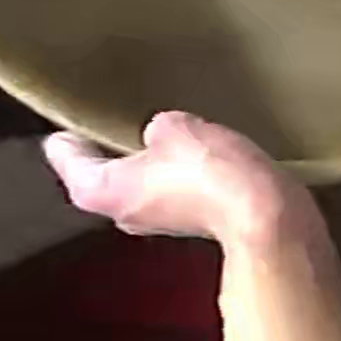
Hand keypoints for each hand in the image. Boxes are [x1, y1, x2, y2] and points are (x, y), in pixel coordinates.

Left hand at [42, 111, 315, 248]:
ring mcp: (168, 225)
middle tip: (166, 129)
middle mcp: (123, 214)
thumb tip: (168, 137)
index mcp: (95, 189)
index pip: (65, 149)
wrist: (275, 218)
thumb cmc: (217, 177)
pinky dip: (210, 181)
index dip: (86, 124)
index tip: (110, 113)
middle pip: (117, 169)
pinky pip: (198, 194)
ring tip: (207, 147)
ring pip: (161, 183)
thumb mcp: (179, 127)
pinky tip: (231, 167)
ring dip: (180, 166)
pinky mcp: (209, 227)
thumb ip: (159, 127)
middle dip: (141, 149)